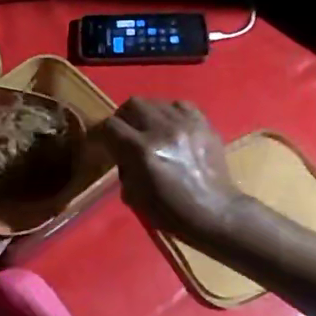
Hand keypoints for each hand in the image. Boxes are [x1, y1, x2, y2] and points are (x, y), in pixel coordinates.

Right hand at [98, 98, 244, 237]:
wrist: (214, 213)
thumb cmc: (171, 212)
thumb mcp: (134, 196)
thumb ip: (124, 168)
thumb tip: (121, 155)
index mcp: (142, 151)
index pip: (110, 126)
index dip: (100, 134)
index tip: (100, 142)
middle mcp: (163, 130)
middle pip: (132, 104)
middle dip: (123, 118)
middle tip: (124, 133)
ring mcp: (186, 124)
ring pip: (156, 102)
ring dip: (146, 115)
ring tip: (148, 130)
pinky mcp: (204, 124)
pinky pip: (180, 105)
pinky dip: (170, 113)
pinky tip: (170, 127)